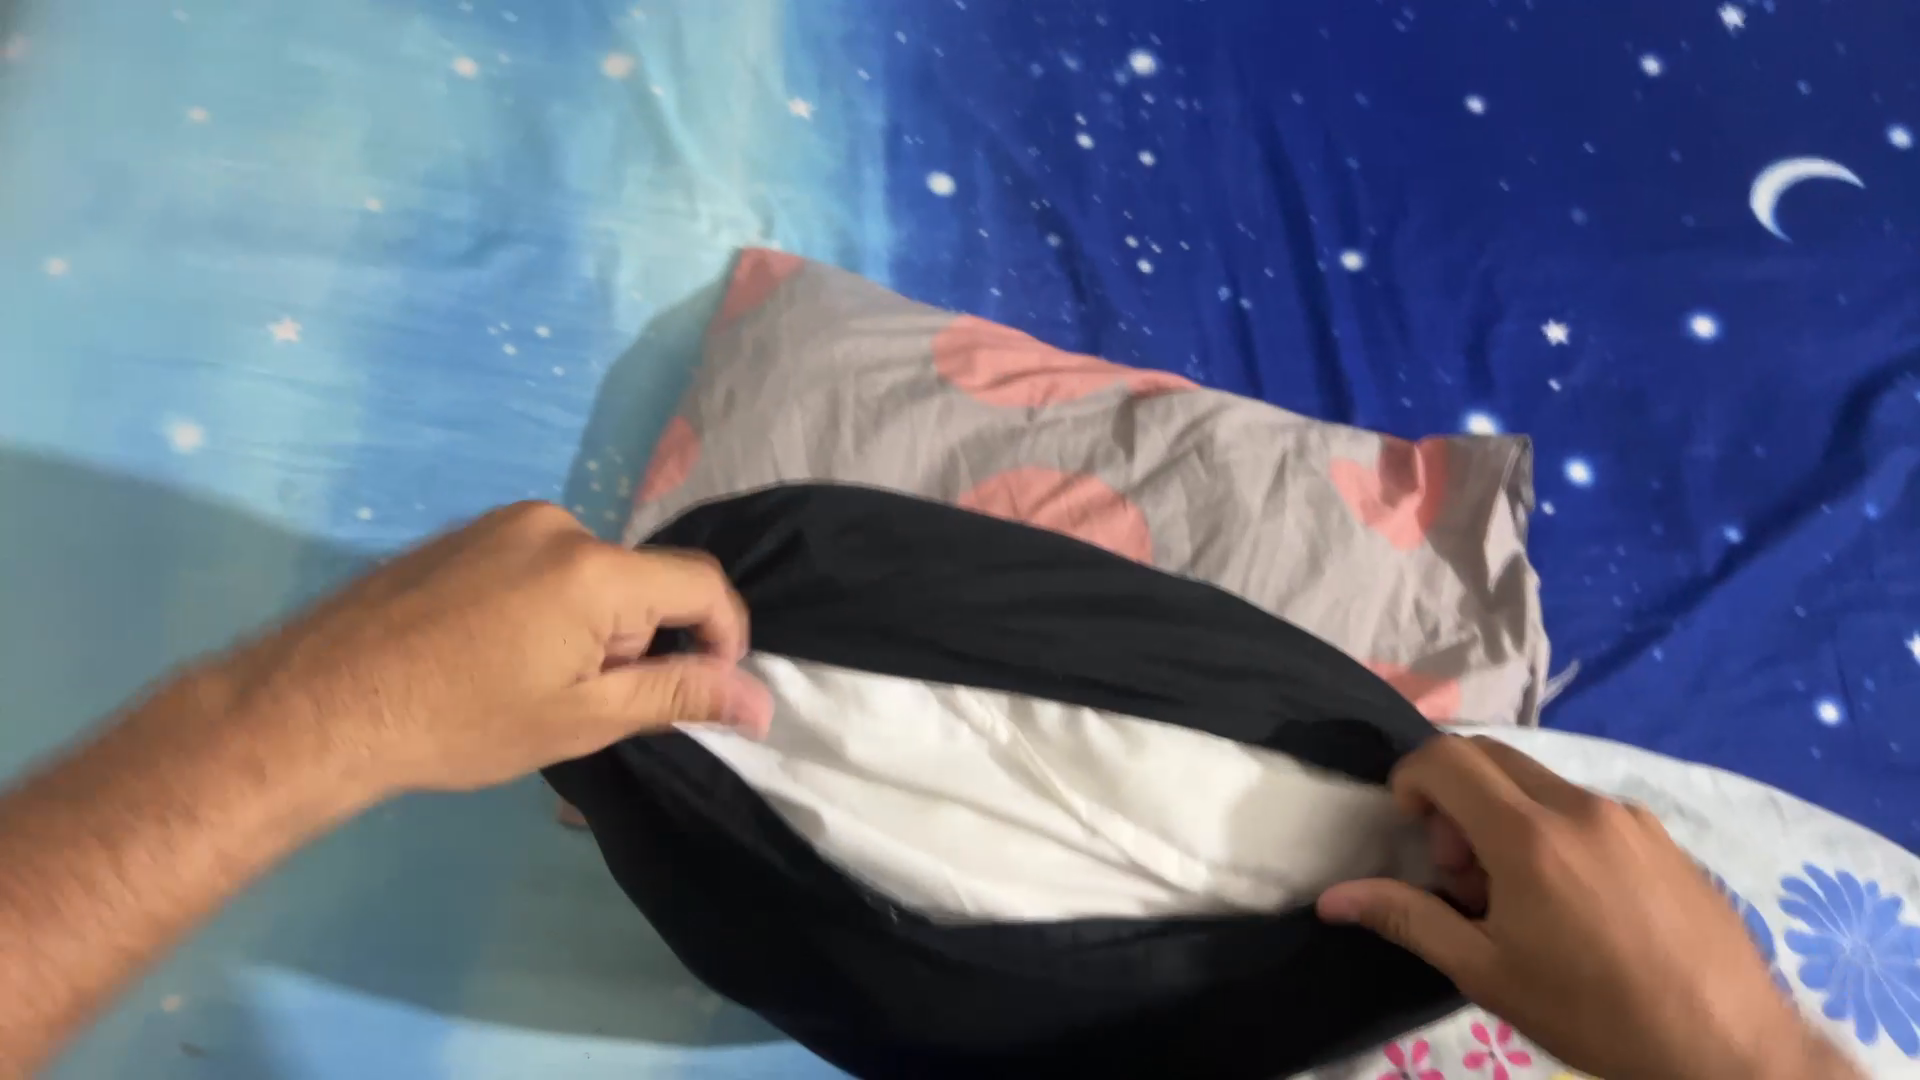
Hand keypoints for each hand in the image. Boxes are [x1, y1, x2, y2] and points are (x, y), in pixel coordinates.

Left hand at [196, 501, 772, 801]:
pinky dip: (556, 602)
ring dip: (599, 622)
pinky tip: (501, 645)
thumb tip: (762, 704)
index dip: (724, 634)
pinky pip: (551, 559)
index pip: (704, 584)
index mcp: (596, 571)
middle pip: (647, 581)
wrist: (306, 709)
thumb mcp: (586, 718)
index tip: (705, 683)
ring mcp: (511, 521)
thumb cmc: (460, 722)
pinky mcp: (473, 529)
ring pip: (600, 573)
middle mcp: (562, 525)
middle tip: (589, 695)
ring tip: (534, 674)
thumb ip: (682, 698)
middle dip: (642, 638)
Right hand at [1317, 736, 1856, 1079]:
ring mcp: (1628, 818)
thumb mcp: (1485, 972)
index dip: (1410, 780)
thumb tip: (1330, 898)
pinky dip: (1547, 823)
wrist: (1742, 1063)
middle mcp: (1578, 808)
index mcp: (1529, 836)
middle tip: (1462, 866)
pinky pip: (1579, 803)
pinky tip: (1570, 894)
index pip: (1444, 758)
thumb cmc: (1597, 1016)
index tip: (1414, 829)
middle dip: (1452, 794)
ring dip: (1499, 810)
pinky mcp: (1663, 837)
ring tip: (1517, 888)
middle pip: (1485, 755)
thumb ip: (1405, 917)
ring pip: (1532, 778)